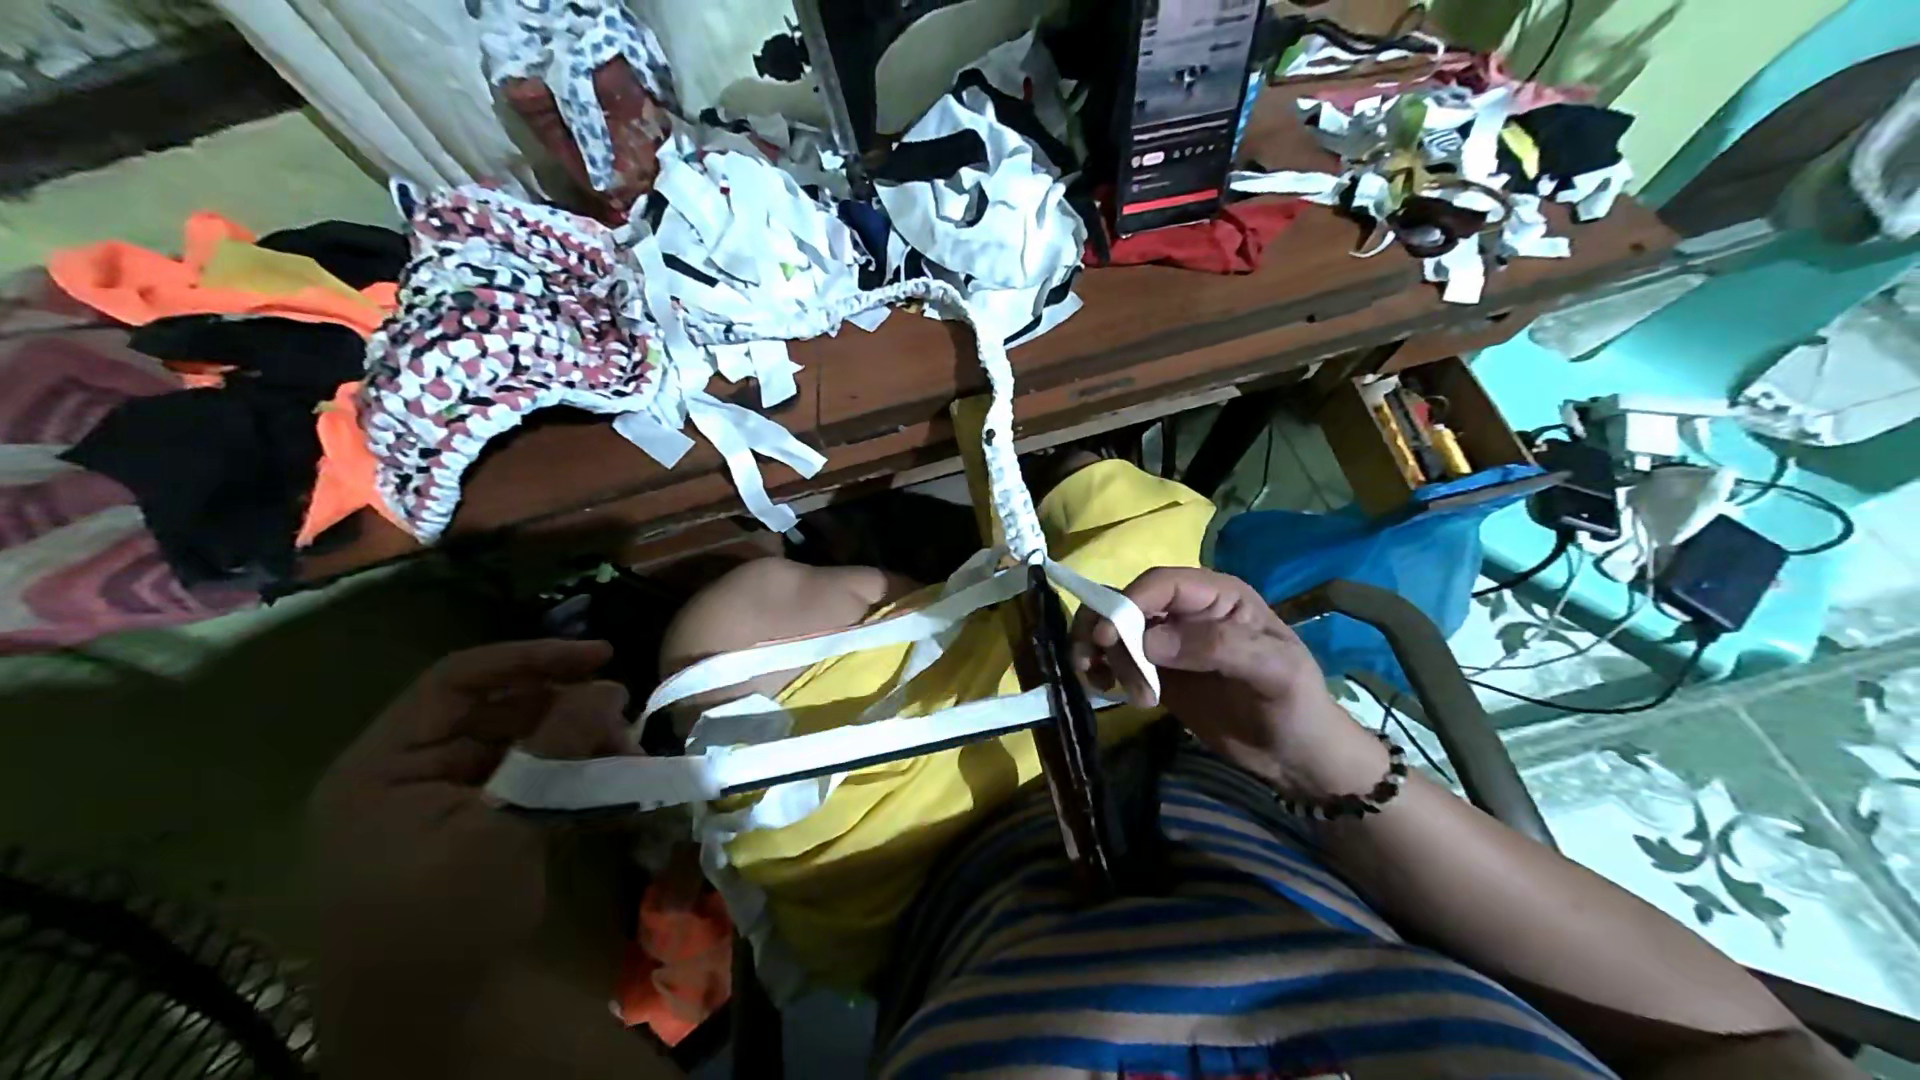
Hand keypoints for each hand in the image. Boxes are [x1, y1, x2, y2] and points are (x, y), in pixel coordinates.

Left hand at [309, 640, 629, 1068]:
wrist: (426, 1023)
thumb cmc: (445, 918)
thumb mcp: (504, 826)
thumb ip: (555, 749)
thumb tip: (610, 686)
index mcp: (384, 764)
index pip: (459, 681)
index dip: (533, 658)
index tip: (602, 654)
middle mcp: (410, 771)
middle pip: (498, 711)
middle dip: (568, 712)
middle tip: (626, 723)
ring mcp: (444, 800)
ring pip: (522, 745)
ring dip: (578, 746)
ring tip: (629, 759)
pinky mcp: (477, 825)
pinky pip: (528, 781)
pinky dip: (570, 777)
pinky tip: (613, 784)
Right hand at [1071, 567, 1384, 799]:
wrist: (1296, 758)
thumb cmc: (1296, 706)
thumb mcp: (1274, 670)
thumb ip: (1218, 646)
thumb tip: (1149, 641)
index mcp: (1218, 596)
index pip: (1160, 583)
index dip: (1129, 602)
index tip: (1107, 638)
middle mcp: (1186, 611)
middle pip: (1126, 603)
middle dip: (1106, 633)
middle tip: (1100, 670)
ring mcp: (1167, 643)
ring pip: (1112, 630)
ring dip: (1103, 657)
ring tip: (1117, 692)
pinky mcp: (1155, 672)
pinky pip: (1114, 658)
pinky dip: (1098, 668)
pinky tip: (1102, 688)